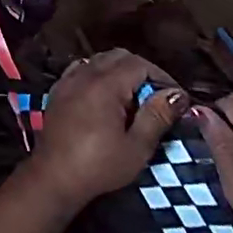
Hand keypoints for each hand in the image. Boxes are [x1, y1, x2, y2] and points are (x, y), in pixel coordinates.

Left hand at [26, 49, 186, 211]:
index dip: (161, 77)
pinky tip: (105, 98)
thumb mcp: (137, 146)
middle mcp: (83, 75)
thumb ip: (157, 116)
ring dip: (119, 71)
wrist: (55, 175)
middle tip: (157, 97)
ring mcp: (67, 81)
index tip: (175, 98)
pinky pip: (81, 70)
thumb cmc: (100, 164)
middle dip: (141, 71)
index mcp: (104, 85)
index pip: (138, 64)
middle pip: (117, 57)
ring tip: (133, 99)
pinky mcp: (57, 91)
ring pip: (98, 61)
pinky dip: (97, 75)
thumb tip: (177, 94)